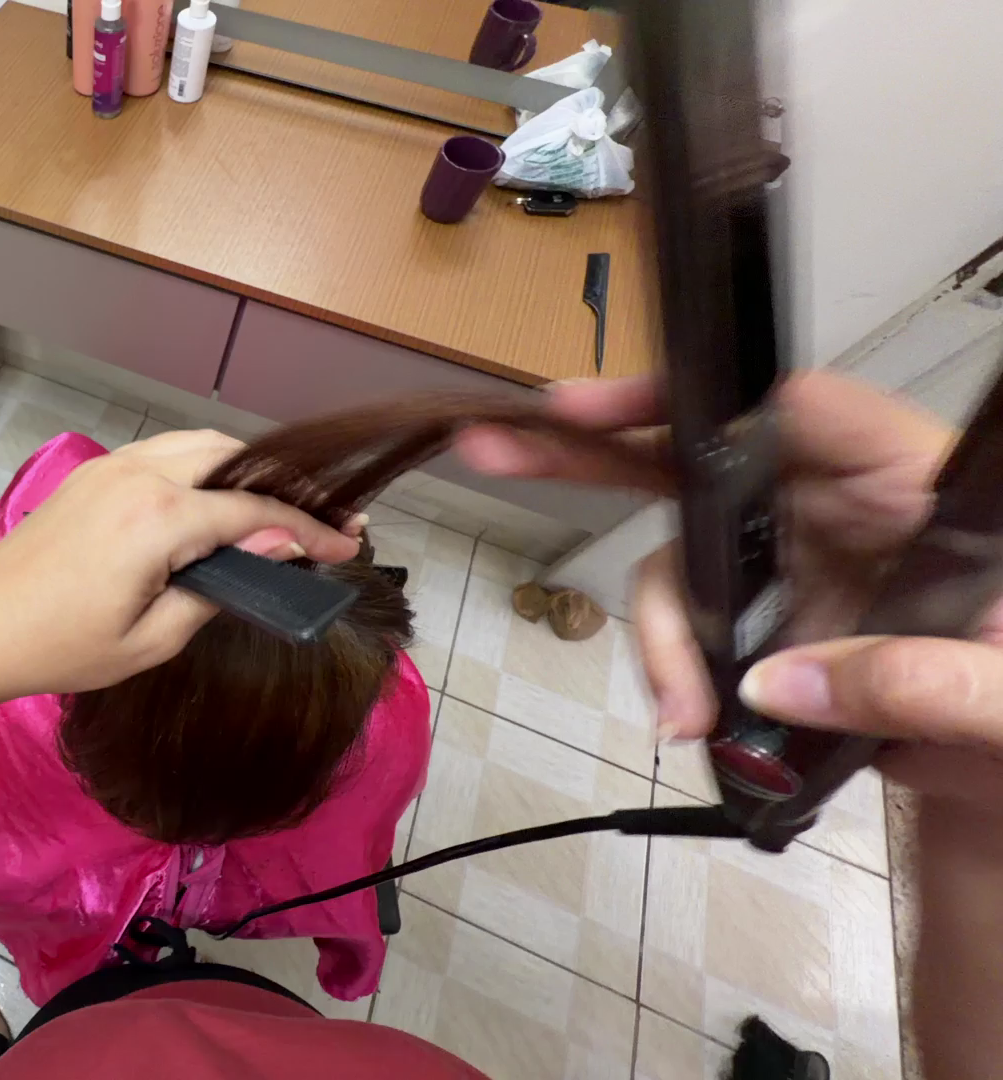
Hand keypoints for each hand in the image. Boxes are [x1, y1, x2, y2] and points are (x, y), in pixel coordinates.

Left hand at [0, 429, 361, 704]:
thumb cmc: (59, 647)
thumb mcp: (150, 639)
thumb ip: (219, 588)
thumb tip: (270, 551)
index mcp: (155, 518)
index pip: (254, 510)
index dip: (309, 527)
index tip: (348, 543)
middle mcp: (134, 475)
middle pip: (229, 455)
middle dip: (279, 482)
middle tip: (314, 518)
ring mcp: (106, 468)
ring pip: (193, 445)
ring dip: (238, 468)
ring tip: (270, 508)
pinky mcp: (87, 475)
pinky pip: (159, 454)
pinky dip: (197, 468)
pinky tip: (208, 501)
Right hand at [456, 373, 1002, 806]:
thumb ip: (926, 680)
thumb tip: (773, 686)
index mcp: (904, 489)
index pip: (790, 410)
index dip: (681, 398)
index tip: (582, 409)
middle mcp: (823, 511)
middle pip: (682, 463)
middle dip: (580, 456)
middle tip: (489, 449)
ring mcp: (780, 565)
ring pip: (672, 570)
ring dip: (654, 636)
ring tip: (679, 714)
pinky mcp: (754, 618)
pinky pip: (680, 626)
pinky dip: (667, 669)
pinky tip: (682, 717)